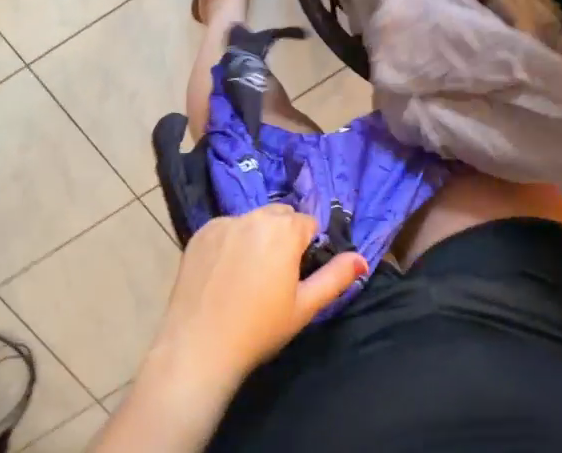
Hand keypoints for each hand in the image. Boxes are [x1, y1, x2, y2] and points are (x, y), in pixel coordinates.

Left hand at [143, 205, 367, 391]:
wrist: (199, 346)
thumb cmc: (259, 329)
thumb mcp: (304, 306)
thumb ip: (336, 277)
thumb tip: (362, 259)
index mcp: (284, 230)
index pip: (308, 224)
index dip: (306, 248)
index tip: (296, 275)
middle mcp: (254, 216)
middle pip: (280, 215)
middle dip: (284, 236)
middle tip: (274, 275)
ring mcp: (224, 223)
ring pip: (252, 220)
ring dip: (257, 236)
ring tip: (248, 275)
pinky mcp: (201, 233)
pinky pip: (226, 228)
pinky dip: (230, 242)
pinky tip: (224, 273)